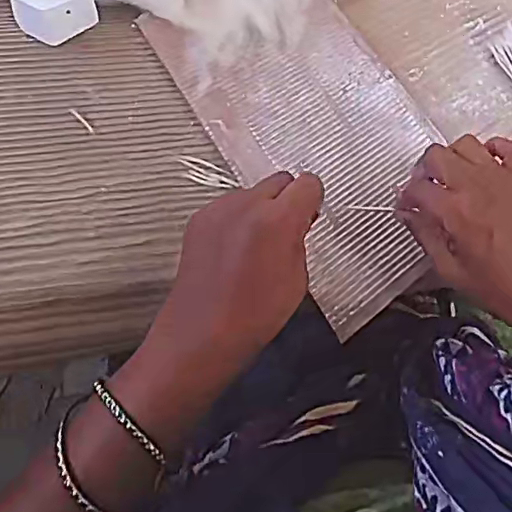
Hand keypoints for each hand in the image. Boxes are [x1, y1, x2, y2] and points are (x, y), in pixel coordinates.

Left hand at [146, 172, 322, 375]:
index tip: (309, 214)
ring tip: (255, 247)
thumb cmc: (254, 315)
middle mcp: (247, 205)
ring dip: (260, 210)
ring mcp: (220, 209)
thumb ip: (300, 239)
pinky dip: (236, 219)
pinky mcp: (200, 217)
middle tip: (286, 231)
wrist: (202, 331)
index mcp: (277, 220)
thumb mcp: (297, 279)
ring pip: (253, 193)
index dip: (312, 199)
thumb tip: (299, 221)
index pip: (307, 183)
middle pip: (280, 180)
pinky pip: (229, 206)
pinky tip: (233, 251)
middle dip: (287, 201)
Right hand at [396, 136, 511, 327]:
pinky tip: (485, 164)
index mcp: (455, 211)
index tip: (406, 205)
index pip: (417, 187)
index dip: (405, 196)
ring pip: (465, 143)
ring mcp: (501, 178)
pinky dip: (492, 148)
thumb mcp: (450, 269)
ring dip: (452, 156)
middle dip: (423, 170)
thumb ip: (424, 235)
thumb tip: (408, 215)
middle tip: (424, 187)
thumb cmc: (502, 287)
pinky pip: (506, 146)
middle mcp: (476, 186)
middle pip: (436, 155)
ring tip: (450, 175)